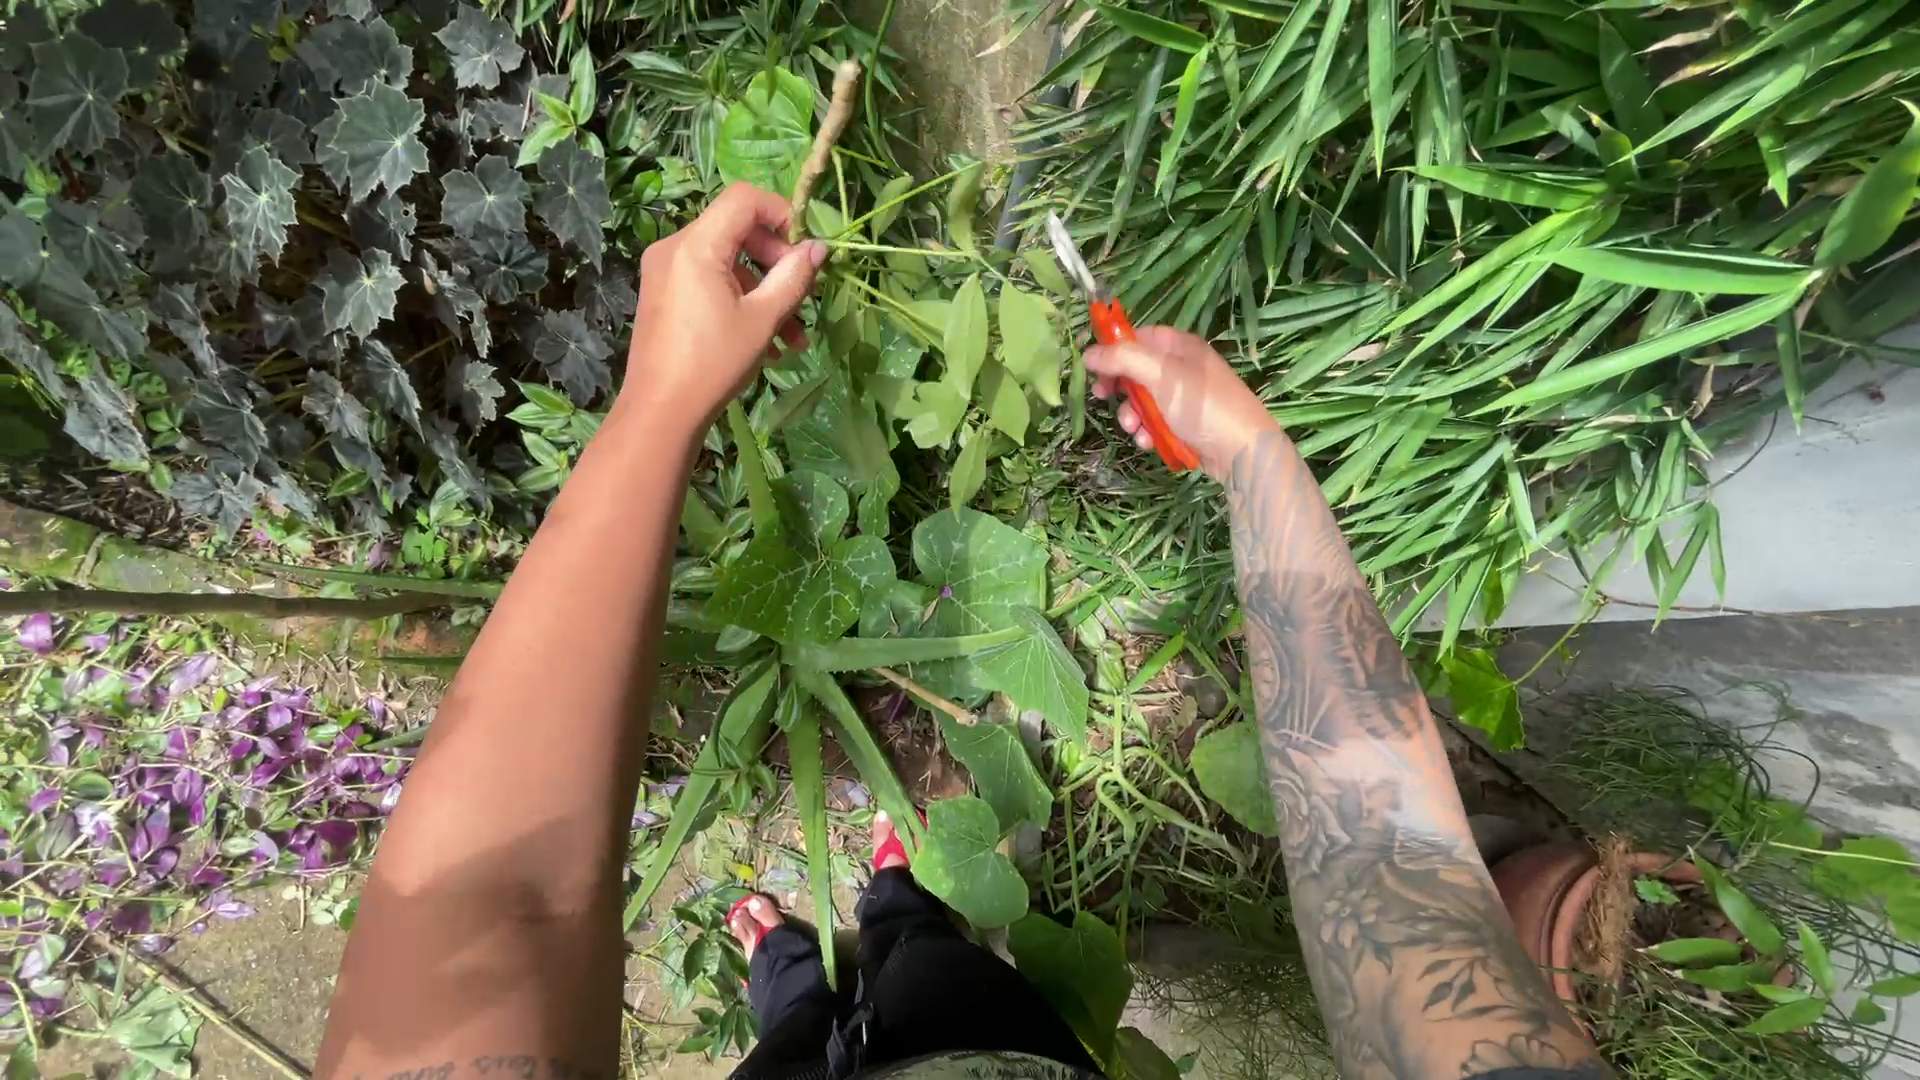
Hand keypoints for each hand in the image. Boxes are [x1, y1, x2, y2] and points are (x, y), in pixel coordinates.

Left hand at [619, 183, 826, 433]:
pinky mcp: (665, 295)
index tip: (806, 249)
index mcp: (696, 245)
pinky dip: (741, 302)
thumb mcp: (763, 321)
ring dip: (765, 292)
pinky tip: (767, 344)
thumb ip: (793, 279)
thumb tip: (819, 250)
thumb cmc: (714, 363)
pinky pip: (710, 283)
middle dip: (777, 261)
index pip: (744, 200)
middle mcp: (674, 247)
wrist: (661, 411)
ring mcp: (666, 271)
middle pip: (737, 230)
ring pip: (728, 263)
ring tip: (794, 337)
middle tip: (803, 295)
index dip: (782, 214)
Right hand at [1086, 326, 1281, 482]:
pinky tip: (1149, 442)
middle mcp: (1180, 368)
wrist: (1240, 450)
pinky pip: (1154, 423)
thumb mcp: (1160, 375)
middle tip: (1102, 396)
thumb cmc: (1201, 405)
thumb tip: (1088, 353)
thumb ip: (1122, 359)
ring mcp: (1182, 398)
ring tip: (1134, 429)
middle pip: (1135, 371)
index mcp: (1179, 347)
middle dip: (1119, 388)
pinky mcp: (1183, 425)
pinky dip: (1147, 432)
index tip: (1092, 367)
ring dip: (1131, 416)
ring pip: (1141, 401)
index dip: (1113, 349)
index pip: (1138, 337)